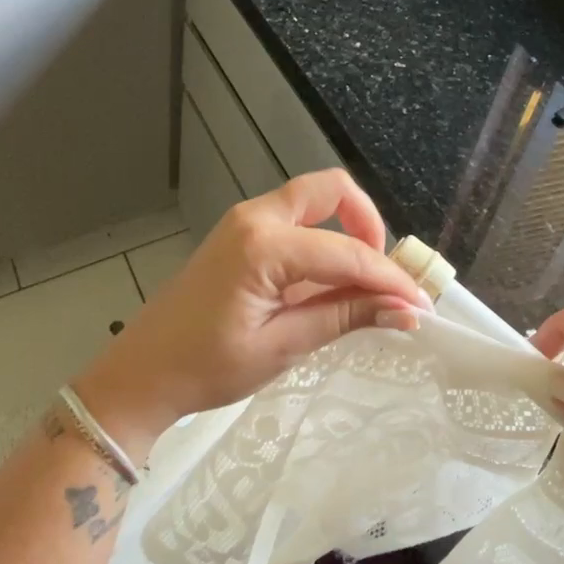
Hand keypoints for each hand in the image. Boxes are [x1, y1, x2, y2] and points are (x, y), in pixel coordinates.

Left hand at [72, 170, 430, 460]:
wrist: (142, 373)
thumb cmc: (206, 367)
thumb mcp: (282, 346)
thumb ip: (344, 316)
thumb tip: (405, 309)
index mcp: (263, 245)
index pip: (347, 251)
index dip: (389, 278)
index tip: (422, 304)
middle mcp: (255, 217)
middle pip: (330, 190)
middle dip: (368, 223)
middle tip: (383, 275)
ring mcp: (245, 220)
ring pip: (313, 199)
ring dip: (346, 229)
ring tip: (362, 283)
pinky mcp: (240, 232)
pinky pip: (295, 219)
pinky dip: (323, 238)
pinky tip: (330, 282)